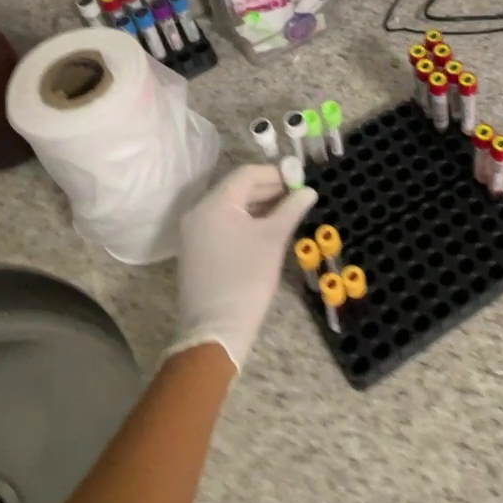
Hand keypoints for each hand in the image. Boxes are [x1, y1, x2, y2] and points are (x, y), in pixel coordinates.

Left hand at [164, 164, 316, 372]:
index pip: (246, 174)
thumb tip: (309, 191)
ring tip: (285, 212)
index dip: (275, 174)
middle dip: (267, 189)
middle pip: (236, 188)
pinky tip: (265, 229)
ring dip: (257, 205)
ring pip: (229, 206)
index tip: (300, 181)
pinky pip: (221, 223)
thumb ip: (291, 208)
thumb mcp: (274, 239)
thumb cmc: (247, 278)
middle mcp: (198, 212)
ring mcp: (193, 232)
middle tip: (296, 196)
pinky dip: (243, 220)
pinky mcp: (195, 249)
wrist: (216, 328)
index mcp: (215, 204)